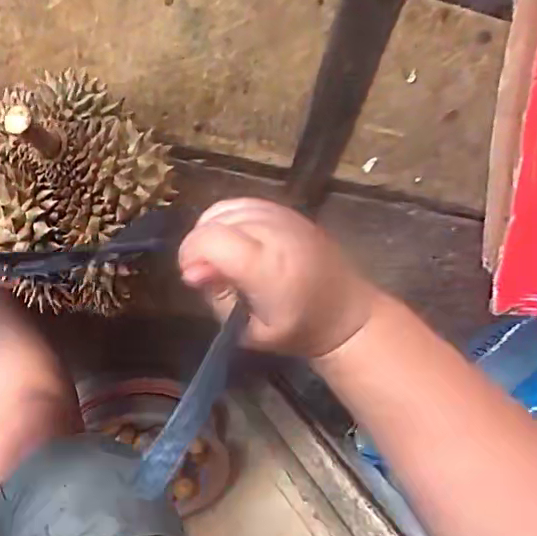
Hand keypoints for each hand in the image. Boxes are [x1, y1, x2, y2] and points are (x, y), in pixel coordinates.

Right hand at [178, 198, 380, 359]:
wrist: (347, 314)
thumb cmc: (297, 330)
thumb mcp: (249, 331)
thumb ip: (218, 297)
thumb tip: (191, 272)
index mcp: (267, 266)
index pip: (209, 239)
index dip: (189, 255)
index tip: (194, 278)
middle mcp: (275, 233)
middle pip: (213, 222)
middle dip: (198, 246)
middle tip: (207, 274)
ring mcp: (283, 217)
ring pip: (224, 209)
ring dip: (211, 231)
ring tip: (218, 257)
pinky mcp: (288, 211)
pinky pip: (242, 203)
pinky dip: (227, 219)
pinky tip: (232, 240)